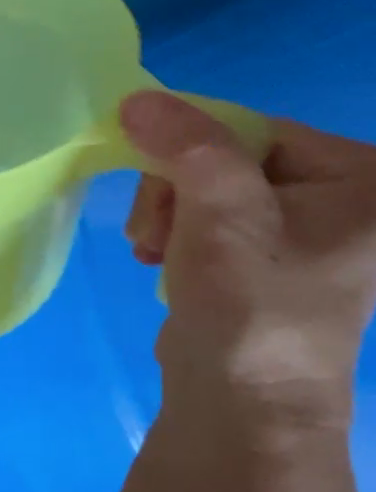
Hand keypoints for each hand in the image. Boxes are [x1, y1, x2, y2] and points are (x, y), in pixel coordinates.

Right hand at [121, 90, 375, 431]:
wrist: (245, 394)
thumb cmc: (252, 302)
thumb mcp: (221, 216)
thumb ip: (188, 148)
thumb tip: (138, 97)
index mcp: (366, 176)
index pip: (250, 129)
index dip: (186, 153)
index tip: (156, 195)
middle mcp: (349, 194)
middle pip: (223, 157)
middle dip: (173, 192)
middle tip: (158, 236)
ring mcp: (310, 227)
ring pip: (204, 187)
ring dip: (165, 215)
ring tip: (157, 254)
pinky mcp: (271, 254)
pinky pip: (207, 217)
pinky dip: (176, 234)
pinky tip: (165, 260)